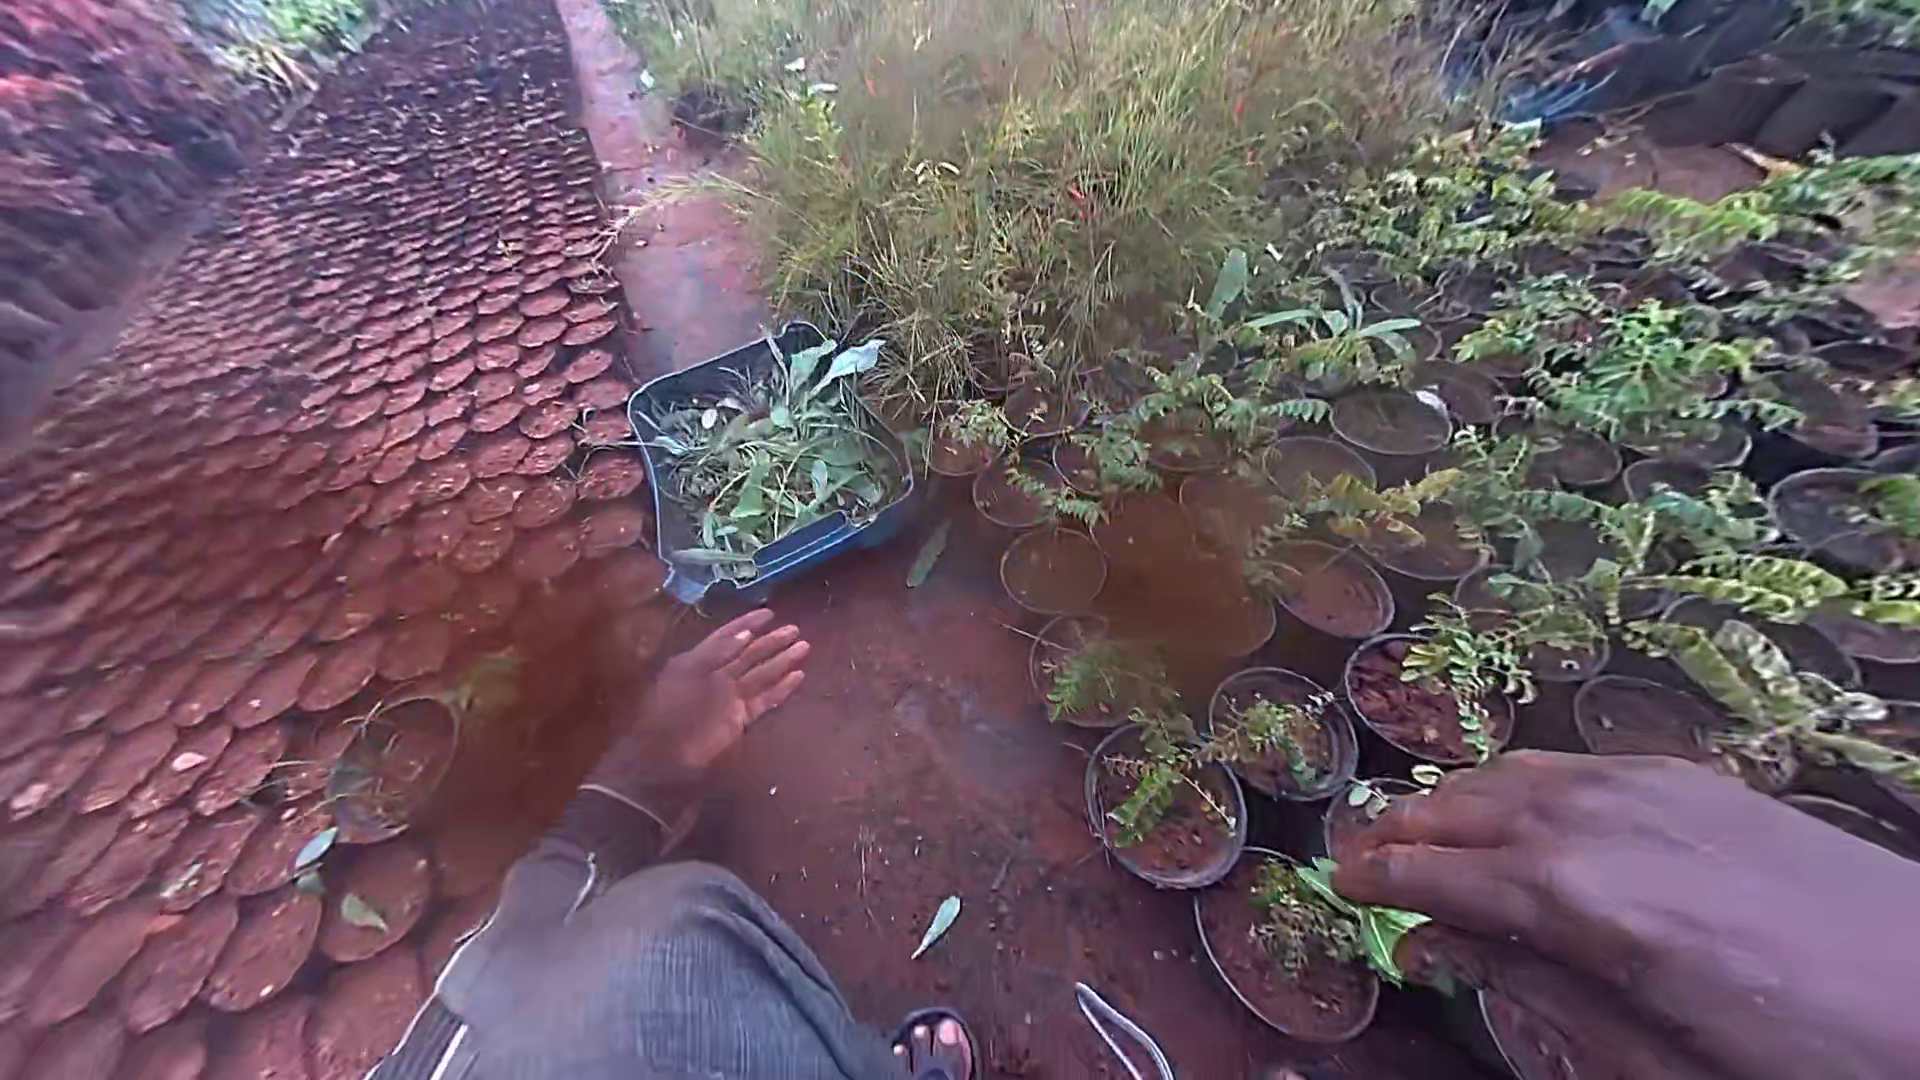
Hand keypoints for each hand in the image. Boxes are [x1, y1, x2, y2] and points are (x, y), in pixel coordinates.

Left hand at [590, 609, 808, 791]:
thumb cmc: (671, 712)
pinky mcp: (739, 719)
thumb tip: (747, 634)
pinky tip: (798, 676)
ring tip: (805, 647)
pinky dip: (782, 688)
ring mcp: (729, 699)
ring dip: (782, 661)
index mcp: (699, 661)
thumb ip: (718, 652)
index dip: (747, 622)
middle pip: (750, 654)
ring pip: (762, 674)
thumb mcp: (689, 673)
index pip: (728, 636)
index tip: (770, 612)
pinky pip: (766, 699)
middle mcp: (716, 676)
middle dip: (772, 641)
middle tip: (795, 629)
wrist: (662, 761)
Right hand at [1333, 751, 1919, 1079]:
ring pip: (1475, 780)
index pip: (1424, 874)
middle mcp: (1568, 818)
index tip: (1339, 885)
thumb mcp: (1662, 1060)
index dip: (1369, 879)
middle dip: (1387, 839)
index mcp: (1567, 898)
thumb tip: (1428, 947)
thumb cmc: (1813, 1054)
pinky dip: (1495, 790)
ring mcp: (1611, 780)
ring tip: (1430, 842)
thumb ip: (1527, 988)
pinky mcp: (1652, 765)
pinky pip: (1536, 767)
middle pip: (1434, 813)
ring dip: (1437, 811)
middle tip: (1372, 867)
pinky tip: (1509, 817)